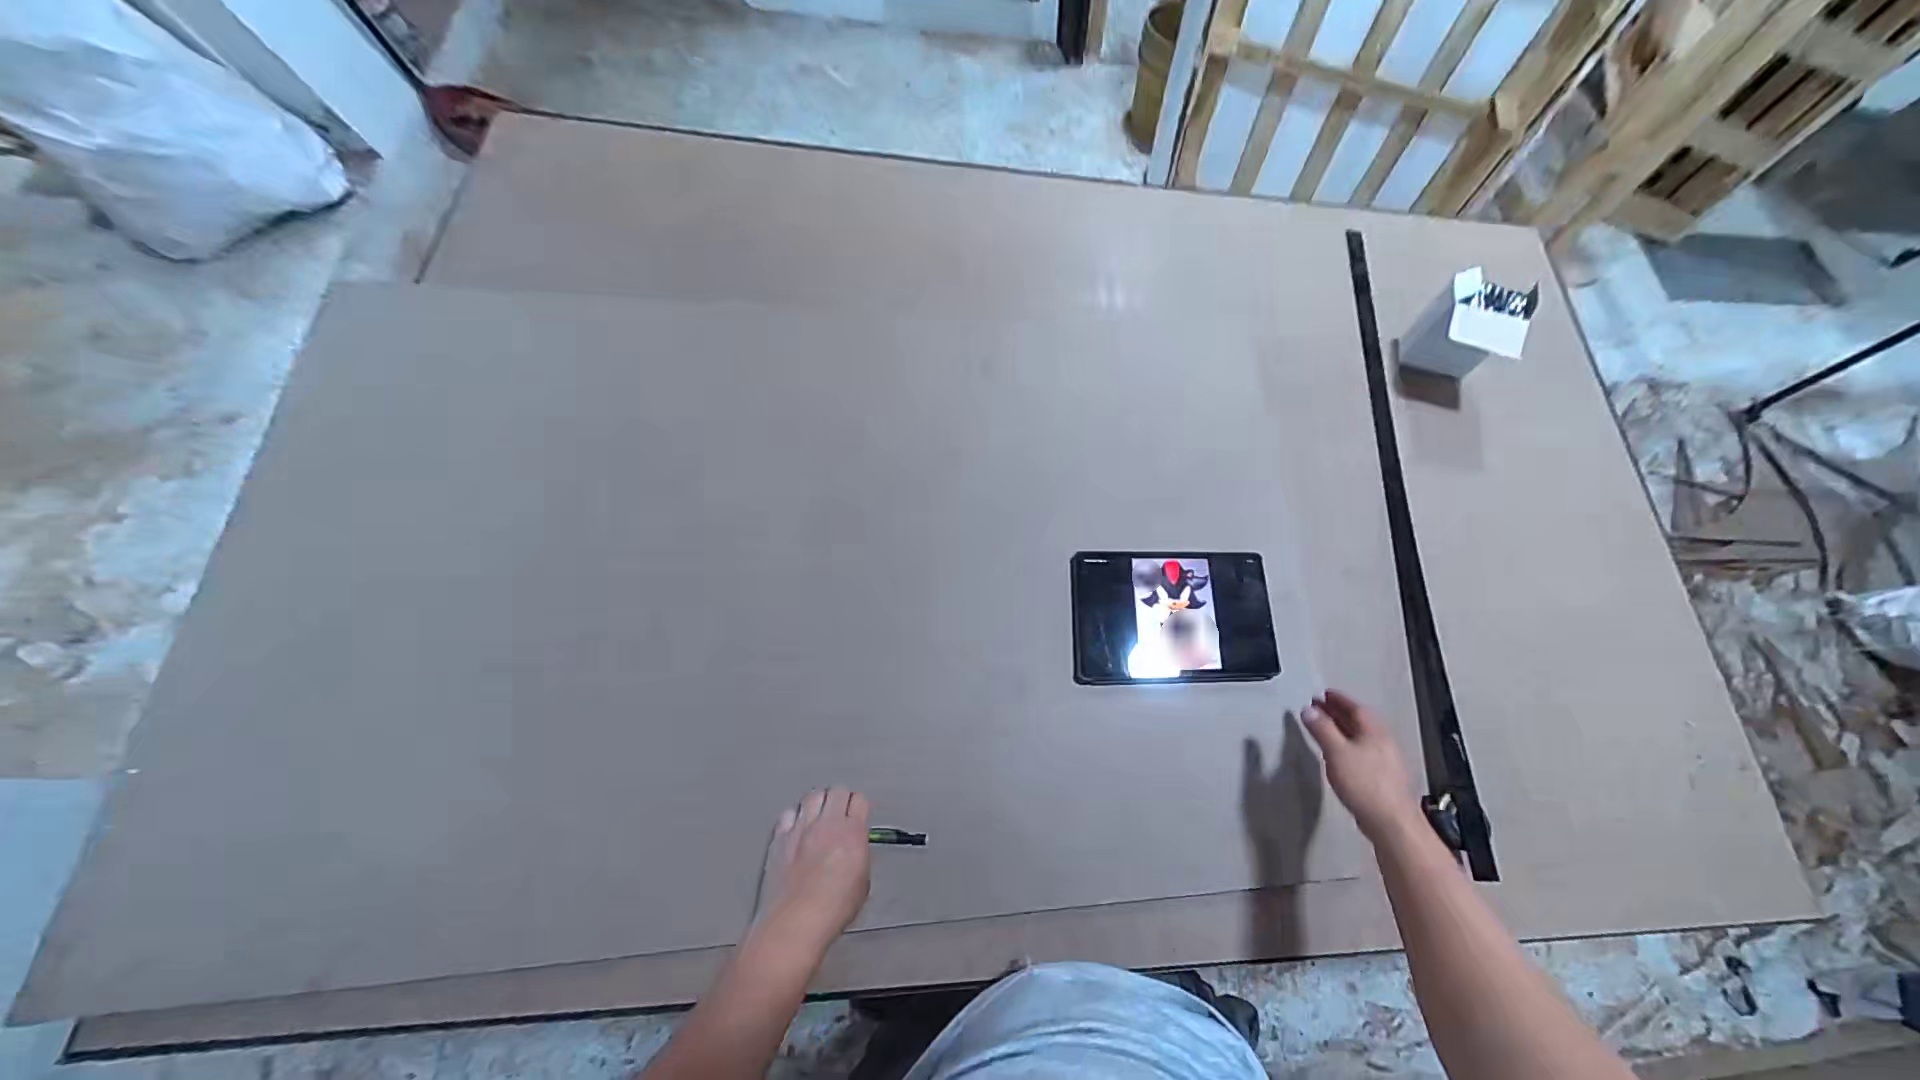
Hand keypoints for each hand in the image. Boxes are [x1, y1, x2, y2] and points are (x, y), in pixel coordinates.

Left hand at [754, 787, 871, 949]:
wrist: (795, 922)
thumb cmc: (832, 910)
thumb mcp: (862, 884)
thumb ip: (860, 857)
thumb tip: (854, 851)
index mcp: (852, 833)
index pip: (858, 800)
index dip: (859, 806)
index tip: (857, 813)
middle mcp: (827, 824)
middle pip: (836, 790)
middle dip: (840, 798)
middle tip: (839, 811)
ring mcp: (801, 828)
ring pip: (812, 795)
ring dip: (819, 801)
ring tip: (819, 812)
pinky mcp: (780, 837)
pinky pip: (788, 813)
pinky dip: (795, 815)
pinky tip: (797, 826)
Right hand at [1302, 690, 1421, 842]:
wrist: (1391, 822)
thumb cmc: (1366, 786)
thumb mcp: (1336, 752)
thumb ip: (1321, 729)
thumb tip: (1309, 711)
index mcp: (1374, 732)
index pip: (1355, 707)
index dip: (1338, 699)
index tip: (1324, 693)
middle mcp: (1382, 743)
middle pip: (1358, 720)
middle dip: (1338, 711)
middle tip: (1320, 706)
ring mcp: (1384, 761)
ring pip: (1360, 736)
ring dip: (1341, 728)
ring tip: (1324, 726)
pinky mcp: (1381, 778)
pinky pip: (1361, 751)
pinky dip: (1346, 744)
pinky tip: (1337, 752)